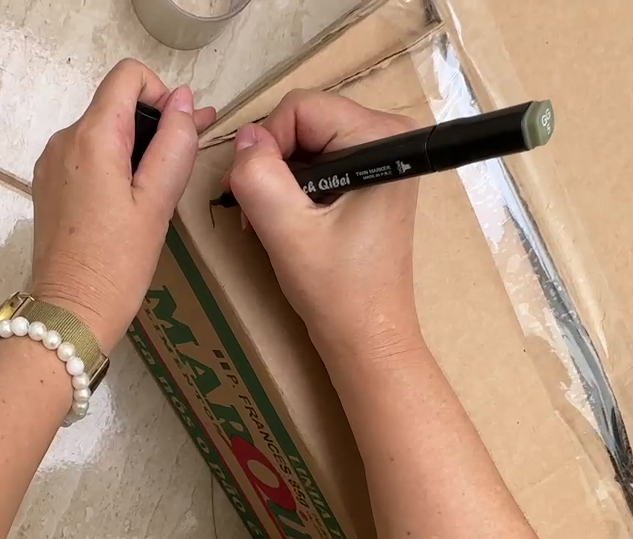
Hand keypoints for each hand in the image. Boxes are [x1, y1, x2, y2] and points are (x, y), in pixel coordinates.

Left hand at [29, 60, 217, 351]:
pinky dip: (112, 169)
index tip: (180, 132)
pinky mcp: (48, 191)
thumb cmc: (116, 267)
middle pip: (114, 106)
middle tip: (189, 153)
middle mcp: (63, 142)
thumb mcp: (156, 204)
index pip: (128, 76)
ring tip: (162, 185)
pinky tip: (132, 201)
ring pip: (101, 135)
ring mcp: (51, 167)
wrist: (69, 315)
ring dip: (134, 150)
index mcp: (91, 138)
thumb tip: (182, 102)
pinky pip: (86, 162)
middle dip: (152, 124)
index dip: (161, 93)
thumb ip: (173, 144)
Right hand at [225, 91, 421, 369]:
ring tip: (271, 225)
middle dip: (272, 165)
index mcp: (381, 139)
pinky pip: (319, 166)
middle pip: (305, 122)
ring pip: (307, 144)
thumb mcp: (288, 234)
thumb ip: (259, 179)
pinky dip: (294, 192)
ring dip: (279, 182)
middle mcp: (389, 137)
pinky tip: (288, 225)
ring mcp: (381, 160)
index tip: (250, 195)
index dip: (265, 146)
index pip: (301, 108)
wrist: (367, 337)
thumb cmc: (337, 292)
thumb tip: (242, 140)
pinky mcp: (370, 182)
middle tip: (256, 216)